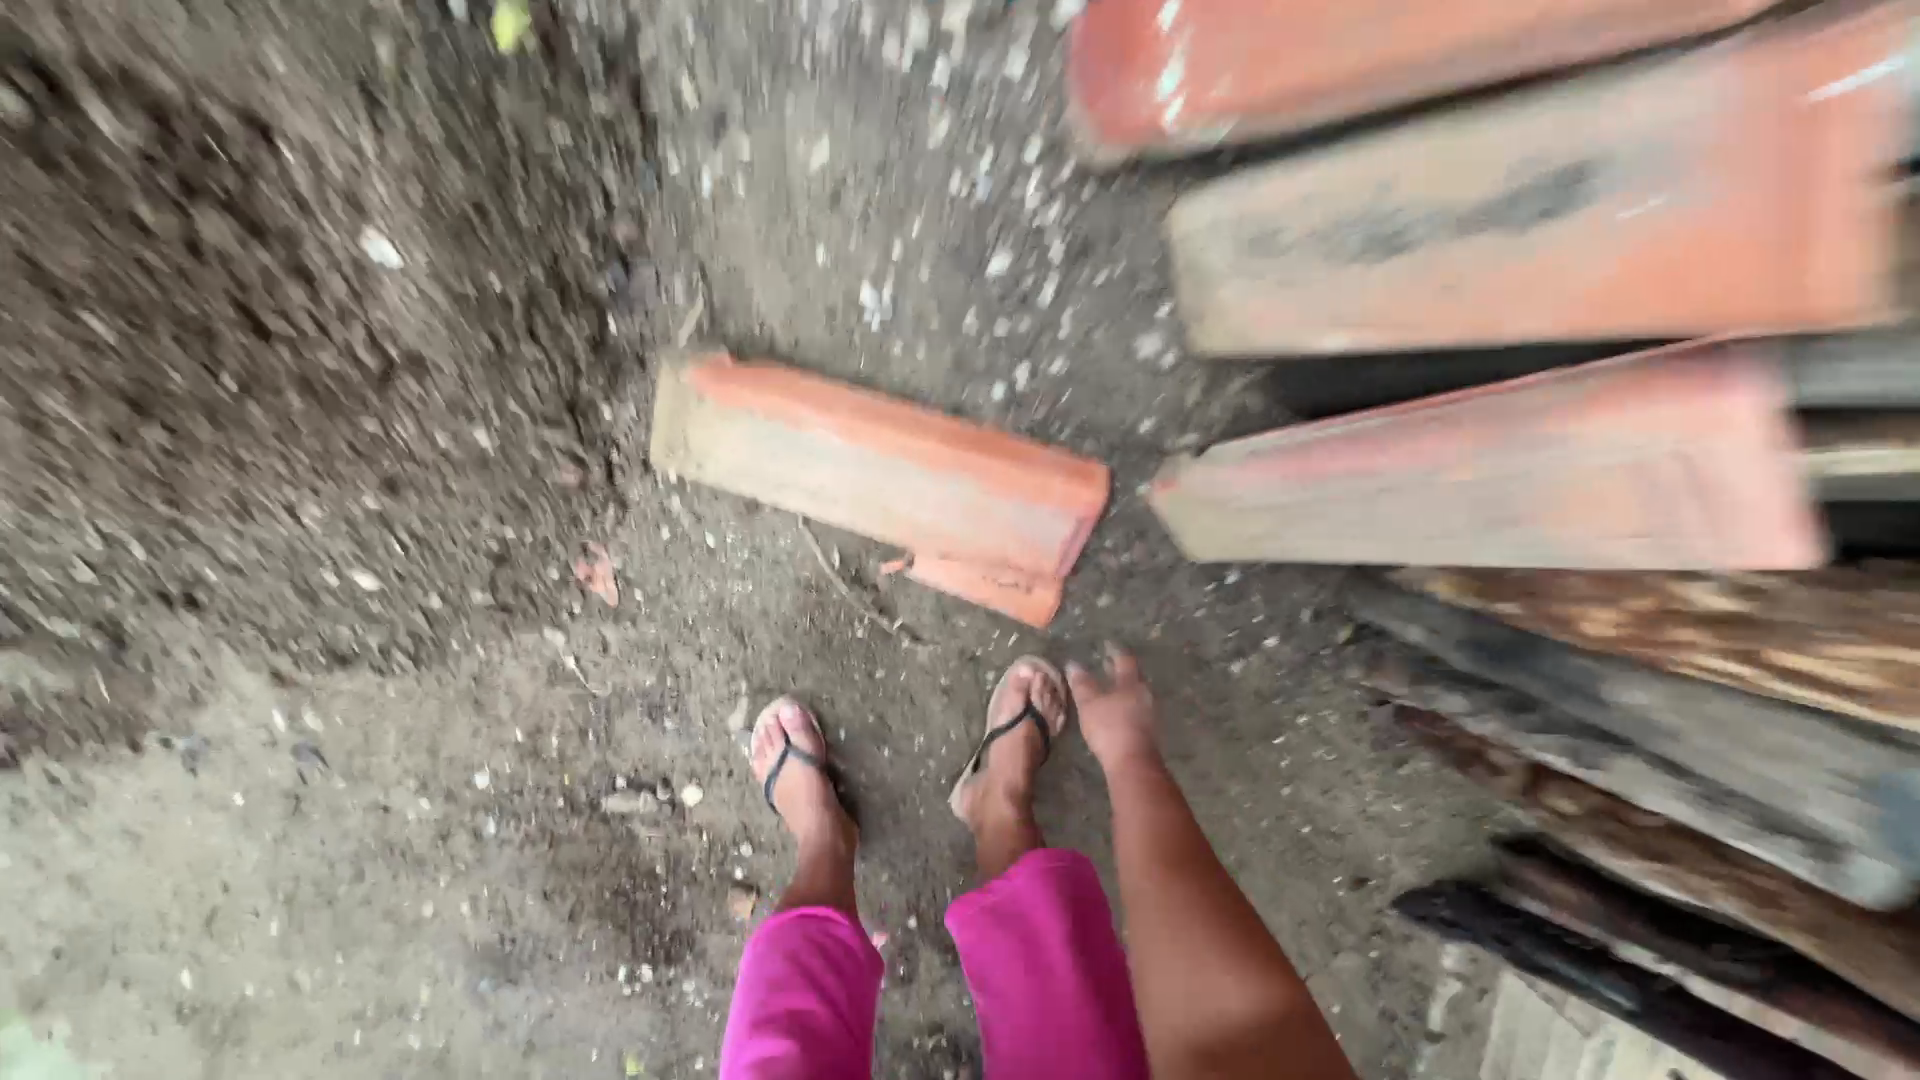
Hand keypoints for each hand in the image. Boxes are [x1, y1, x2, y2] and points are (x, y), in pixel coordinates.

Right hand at [1067, 644, 1160, 771]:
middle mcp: (1145, 694)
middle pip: (1133, 677)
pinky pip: (1136, 709)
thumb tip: (1073, 664)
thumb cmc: (1110, 727)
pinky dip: (1125, 704)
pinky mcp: (1148, 730)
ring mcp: (1149, 713)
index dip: (1115, 651)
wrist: (1133, 762)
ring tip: (1109, 687)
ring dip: (1122, 688)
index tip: (1107, 644)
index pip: (1124, 659)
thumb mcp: (1089, 703)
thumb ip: (1082, 683)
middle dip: (1119, 670)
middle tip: (1106, 663)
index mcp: (1132, 683)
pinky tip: (1115, 710)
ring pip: (1135, 694)